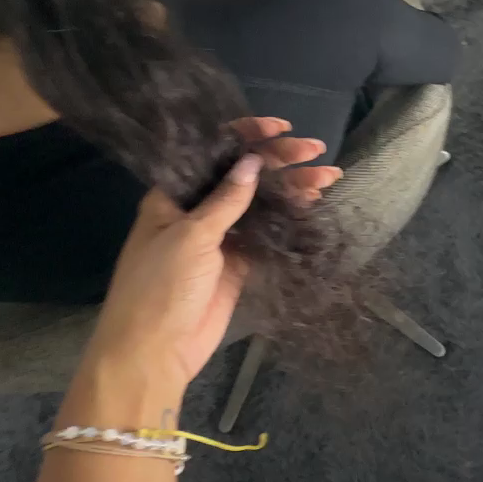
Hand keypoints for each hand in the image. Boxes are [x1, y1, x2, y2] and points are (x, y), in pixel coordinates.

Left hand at [66, 121, 326, 425]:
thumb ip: (226, 200)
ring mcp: (220, 235)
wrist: (153, 352)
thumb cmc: (159, 288)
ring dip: (293, 187)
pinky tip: (313, 203)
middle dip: (280, 159)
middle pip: (244, 174)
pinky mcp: (238, 260)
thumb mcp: (191, 237)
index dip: (246, 136)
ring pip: (262, 201)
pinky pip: (268, 229)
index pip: (213, 152)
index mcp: (174, 195)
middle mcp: (198, 209)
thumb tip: (253, 161)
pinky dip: (290, 216)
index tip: (280, 129)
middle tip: (316, 150)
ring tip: (329, 176)